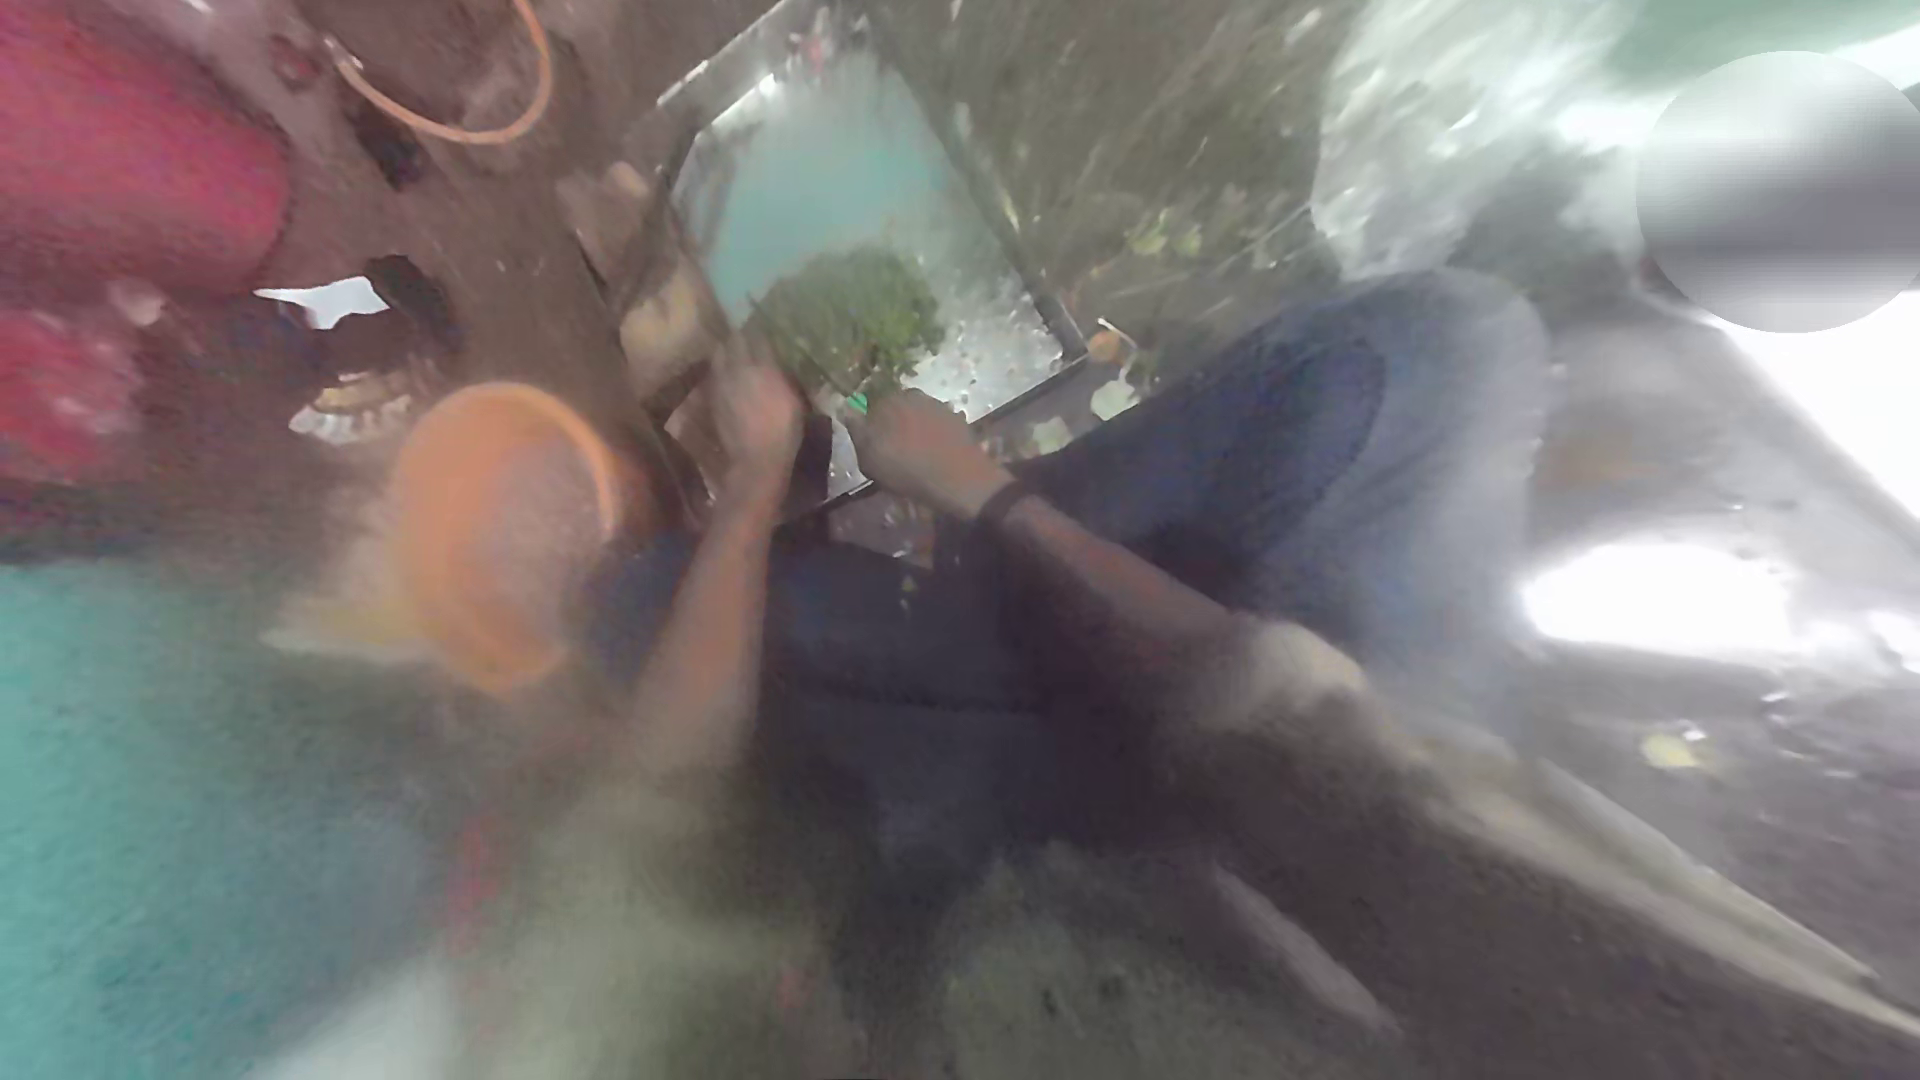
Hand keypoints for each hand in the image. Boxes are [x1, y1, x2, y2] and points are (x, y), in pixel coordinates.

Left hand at [710, 331, 803, 502]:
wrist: (756, 459)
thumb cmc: (784, 431)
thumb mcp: (795, 401)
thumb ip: (786, 377)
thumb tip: (782, 362)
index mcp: (762, 367)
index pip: (757, 336)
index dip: (759, 327)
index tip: (762, 319)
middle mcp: (738, 369)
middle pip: (732, 342)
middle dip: (739, 336)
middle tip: (747, 335)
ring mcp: (721, 384)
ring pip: (720, 357)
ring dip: (727, 352)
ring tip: (736, 353)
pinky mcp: (713, 399)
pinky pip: (716, 376)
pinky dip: (722, 371)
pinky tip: (730, 377)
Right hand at [847, 389, 1012, 518]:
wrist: (957, 478)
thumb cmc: (906, 471)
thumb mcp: (870, 459)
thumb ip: (856, 431)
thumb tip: (845, 408)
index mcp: (886, 401)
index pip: (869, 407)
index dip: (871, 427)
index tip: (875, 446)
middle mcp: (911, 395)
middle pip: (895, 407)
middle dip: (894, 423)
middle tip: (897, 451)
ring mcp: (937, 404)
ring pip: (917, 414)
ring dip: (915, 427)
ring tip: (919, 453)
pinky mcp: (956, 417)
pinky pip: (937, 423)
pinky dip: (934, 433)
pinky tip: (936, 451)